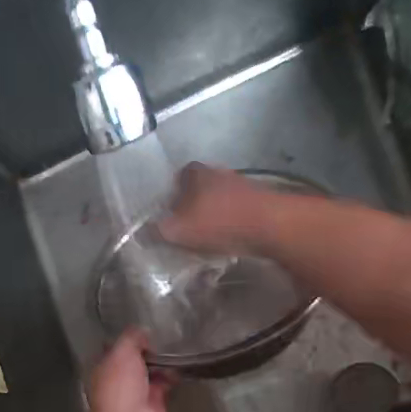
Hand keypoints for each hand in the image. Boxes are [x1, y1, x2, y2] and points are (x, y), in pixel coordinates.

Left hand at [88, 331, 168, 411]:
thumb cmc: (120, 384)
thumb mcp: (123, 351)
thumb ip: (132, 338)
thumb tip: (142, 332)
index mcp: (103, 368)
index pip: (113, 349)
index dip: (127, 339)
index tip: (143, 329)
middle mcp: (117, 380)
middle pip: (133, 360)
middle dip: (146, 350)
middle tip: (163, 337)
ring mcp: (135, 392)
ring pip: (149, 372)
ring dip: (161, 363)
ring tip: (174, 349)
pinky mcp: (153, 402)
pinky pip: (163, 384)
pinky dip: (171, 376)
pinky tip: (179, 366)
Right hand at [158, 163, 272, 256]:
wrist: (269, 225)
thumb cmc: (217, 223)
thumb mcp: (178, 231)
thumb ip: (157, 231)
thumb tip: (142, 233)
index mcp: (195, 173)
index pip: (178, 177)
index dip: (172, 195)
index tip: (169, 215)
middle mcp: (218, 172)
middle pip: (199, 188)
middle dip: (192, 205)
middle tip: (186, 228)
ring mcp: (241, 184)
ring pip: (219, 199)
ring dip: (213, 215)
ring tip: (207, 238)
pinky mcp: (259, 200)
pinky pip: (236, 211)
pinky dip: (230, 222)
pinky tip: (228, 239)